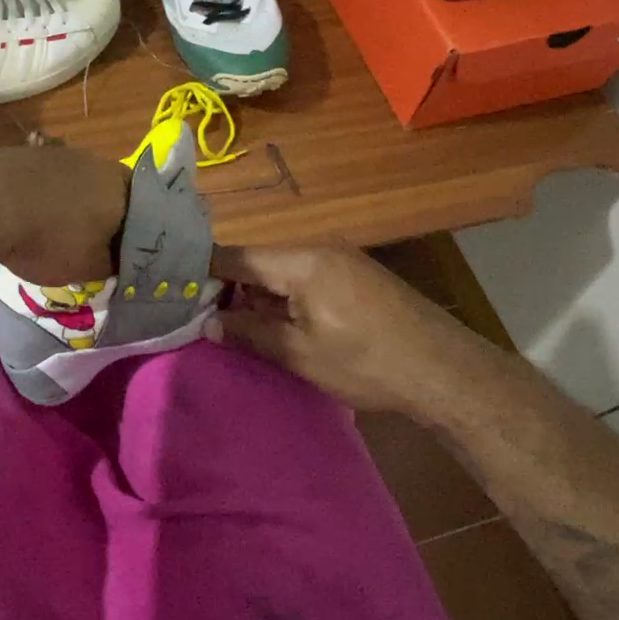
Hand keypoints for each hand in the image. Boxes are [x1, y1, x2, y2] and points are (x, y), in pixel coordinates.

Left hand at [0, 146, 127, 285]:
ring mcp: (60, 153)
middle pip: (111, 195)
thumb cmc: (51, 238)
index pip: (148, 212)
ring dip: (72, 208)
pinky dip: (43, 199)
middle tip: (94, 248)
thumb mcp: (91, 267)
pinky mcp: (27, 153)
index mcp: (123, 187)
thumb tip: (118, 259)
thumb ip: (113, 264)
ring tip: (56, 235)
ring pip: (78, 185)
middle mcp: (98, 162)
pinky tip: (28, 218)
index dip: (138, 235)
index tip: (127, 255)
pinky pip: (47, 181)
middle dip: (105, 220)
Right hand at [212, 242, 485, 411]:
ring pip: (282, 271)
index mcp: (301, 260)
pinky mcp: (357, 276)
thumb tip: (208, 324)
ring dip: (258, 294)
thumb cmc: (367, 362)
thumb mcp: (300, 354)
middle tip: (198, 314)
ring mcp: (342, 259)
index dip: (201, 271)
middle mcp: (319, 248)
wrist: (447, 371)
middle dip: (228, 287)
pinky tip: (276, 322)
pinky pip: (306, 277)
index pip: (235, 256)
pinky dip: (285, 296)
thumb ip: (250, 333)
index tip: (172, 288)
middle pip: (258, 261)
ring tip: (230, 323)